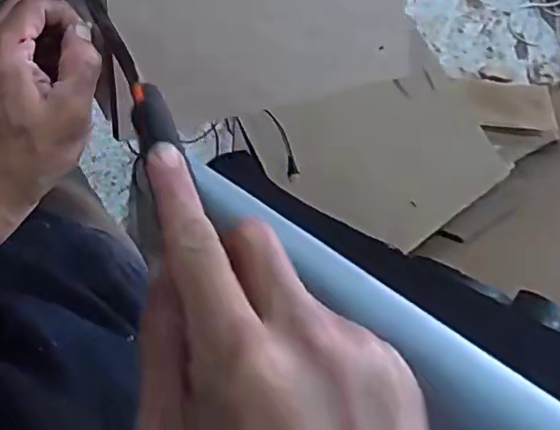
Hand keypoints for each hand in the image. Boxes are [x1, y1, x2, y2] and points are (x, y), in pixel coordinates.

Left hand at [0, 0, 103, 220]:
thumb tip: (81, 32)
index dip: (64, 13)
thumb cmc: (34, 154)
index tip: (84, 40)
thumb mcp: (72, 109)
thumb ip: (82, 61)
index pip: (34, 4)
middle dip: (53, 20)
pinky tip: (47, 76)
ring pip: (12, 23)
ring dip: (41, 34)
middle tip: (76, 48)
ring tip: (64, 64)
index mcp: (2, 52)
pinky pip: (5, 42)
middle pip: (20, 7)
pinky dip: (28, 47)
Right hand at [139, 143, 427, 429]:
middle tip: (220, 311)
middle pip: (254, 238)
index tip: (163, 154)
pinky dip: (313, 343)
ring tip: (280, 387)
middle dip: (228, 259)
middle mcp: (310, 340)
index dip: (175, 197)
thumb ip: (163, 343)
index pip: (198, 251)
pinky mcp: (396, 363)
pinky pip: (333, 319)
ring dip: (272, 310)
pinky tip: (321, 406)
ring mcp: (361, 348)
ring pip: (293, 282)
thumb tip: (167, 267)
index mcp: (246, 365)